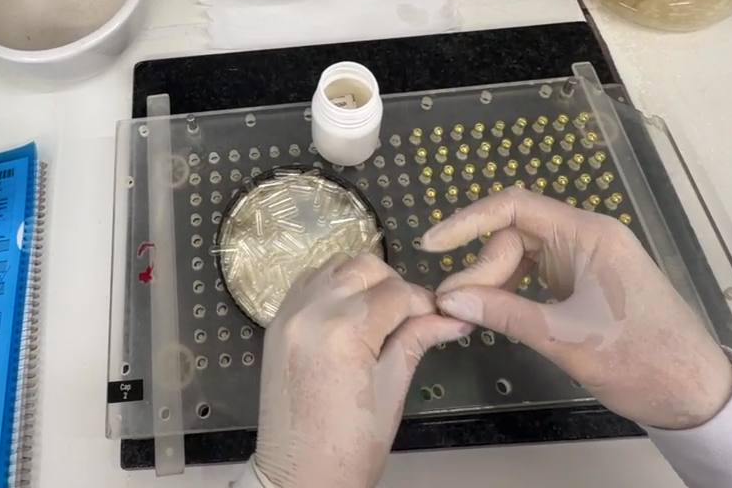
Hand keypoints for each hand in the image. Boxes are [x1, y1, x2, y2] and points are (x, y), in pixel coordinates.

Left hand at [251, 254, 471, 487]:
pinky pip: (309, 279)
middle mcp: (312, 309)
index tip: (439, 316)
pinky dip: (332, 284)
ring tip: (378, 314)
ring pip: (335, 264)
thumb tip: (454, 318)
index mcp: (344, 331)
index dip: (423, 302)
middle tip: (409, 315)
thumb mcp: (391, 393)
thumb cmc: (351, 447)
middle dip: (393, 285)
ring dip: (362, 280)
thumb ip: (416, 341)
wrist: (297, 477)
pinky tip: (347, 312)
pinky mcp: (277, 318)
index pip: (396, 293)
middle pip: (364, 267)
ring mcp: (289, 310)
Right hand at [420, 188, 731, 429]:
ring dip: (494, 280)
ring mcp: (586, 258)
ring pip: (522, 255)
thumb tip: (448, 299)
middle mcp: (585, 236)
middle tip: (453, 303)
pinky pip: (536, 272)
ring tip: (469, 310)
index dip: (467, 221)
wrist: (702, 402)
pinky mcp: (586, 280)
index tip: (432, 244)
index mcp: (588, 234)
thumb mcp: (567, 340)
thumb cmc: (643, 363)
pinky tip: (497, 310)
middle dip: (482, 267)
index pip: (513, 207)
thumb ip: (504, 313)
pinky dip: (513, 289)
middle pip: (514, 235)